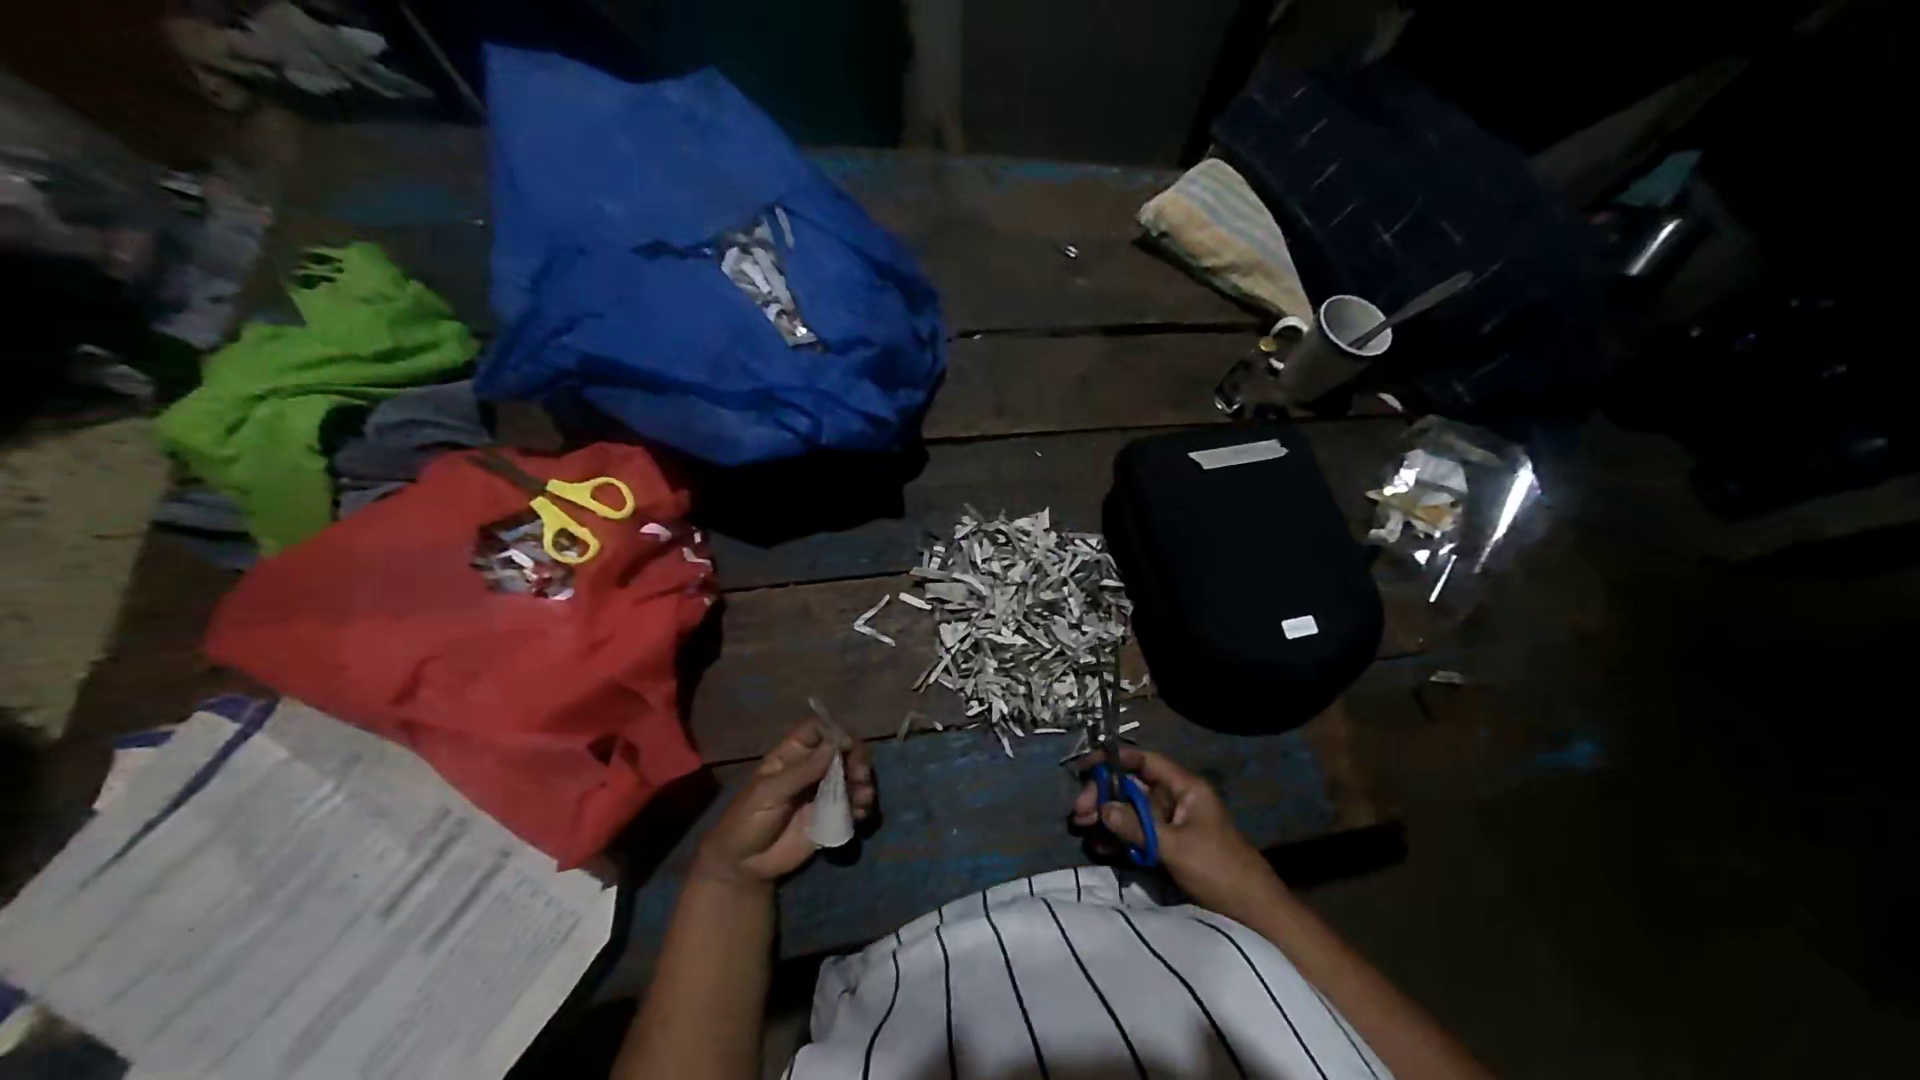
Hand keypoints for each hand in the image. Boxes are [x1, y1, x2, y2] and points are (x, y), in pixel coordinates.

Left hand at [693, 720, 875, 889]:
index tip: (847, 743)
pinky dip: (863, 804)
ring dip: (864, 781)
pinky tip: (861, 813)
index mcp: (792, 755)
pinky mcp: (832, 815)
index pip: (817, 729)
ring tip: (863, 798)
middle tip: (860, 774)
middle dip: (857, 757)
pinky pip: (854, 803)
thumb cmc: (747, 821)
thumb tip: (836, 743)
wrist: (744, 866)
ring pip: (852, 774)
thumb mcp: (769, 793)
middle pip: (842, 749)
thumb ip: (803, 770)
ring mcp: (824, 791)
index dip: (834, 730)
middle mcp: (812, 768)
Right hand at [1072, 747, 1287, 918]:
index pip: (1145, 762)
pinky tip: (1098, 846)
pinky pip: (1137, 836)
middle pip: (1133, 788)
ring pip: (1131, 813)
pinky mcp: (1168, 849)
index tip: (1085, 767)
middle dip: (1104, 796)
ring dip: (1106, 818)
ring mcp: (1172, 826)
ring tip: (1080, 827)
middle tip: (1079, 811)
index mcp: (1186, 789)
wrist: (1255, 916)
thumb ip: (1137, 826)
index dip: (1115, 760)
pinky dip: (1118, 839)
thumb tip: (1102, 807)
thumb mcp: (1175, 847)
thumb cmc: (1220, 871)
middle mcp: (1176, 801)